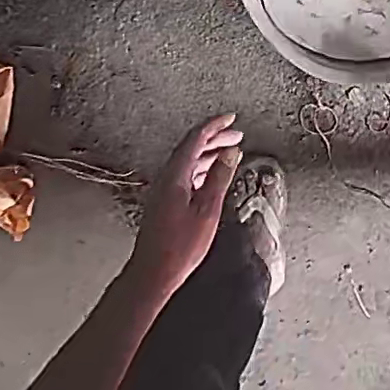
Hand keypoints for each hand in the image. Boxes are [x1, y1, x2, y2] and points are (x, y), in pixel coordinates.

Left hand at [128, 114, 243, 292]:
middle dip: (215, 137)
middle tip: (236, 134)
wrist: (154, 271)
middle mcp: (167, 177)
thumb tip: (231, 153)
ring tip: (230, 152)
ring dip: (209, 152)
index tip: (231, 118)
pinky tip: (213, 175)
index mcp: (176, 175)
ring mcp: (165, 188)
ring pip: (189, 160)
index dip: (215, 126)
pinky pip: (185, 173)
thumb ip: (219, 178)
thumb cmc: (179, 246)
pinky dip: (202, 168)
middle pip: (192, 147)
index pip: (196, 139)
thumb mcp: (207, 210)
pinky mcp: (166, 199)